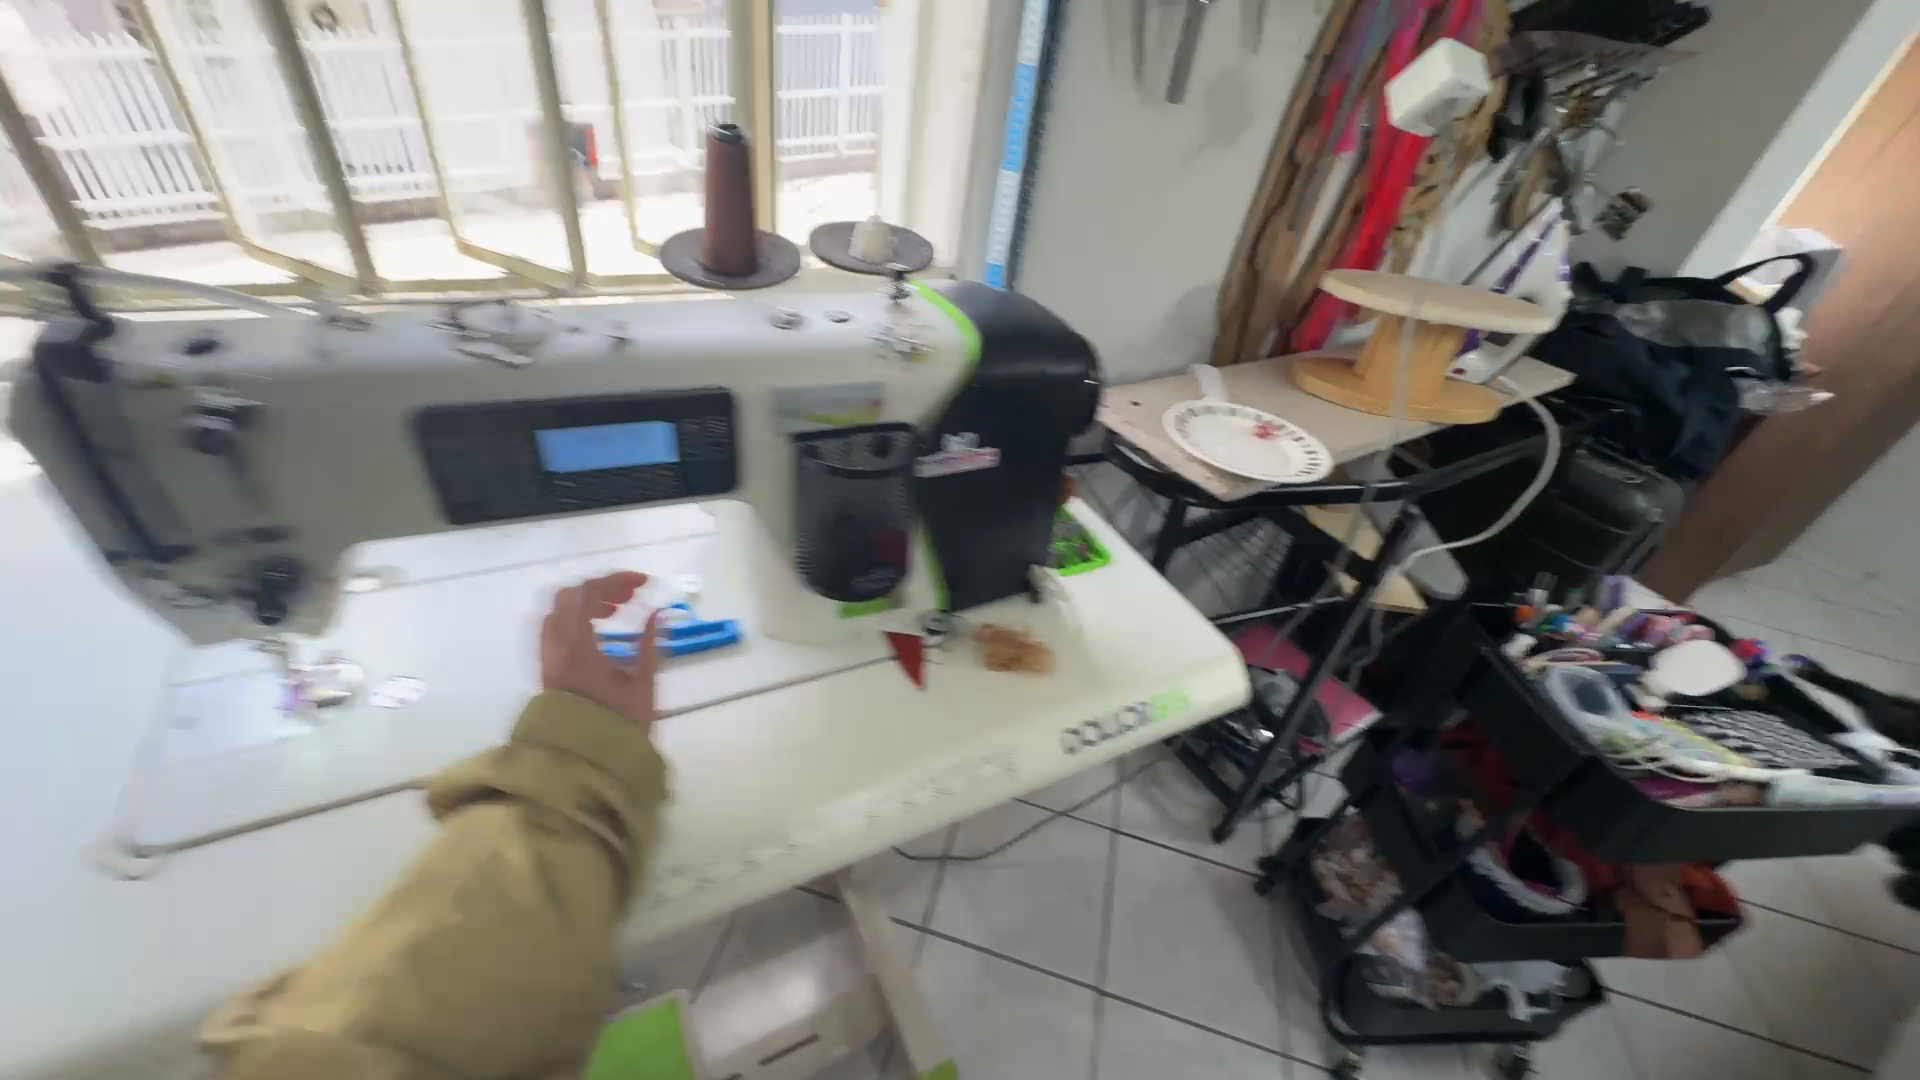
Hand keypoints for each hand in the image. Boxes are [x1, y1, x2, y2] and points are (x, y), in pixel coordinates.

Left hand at [540, 571, 661, 728]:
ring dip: (585, 601)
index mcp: (580, 647)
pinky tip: (598, 630)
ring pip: (556, 610)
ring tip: (615, 611)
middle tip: (629, 596)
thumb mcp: (643, 684)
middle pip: (568, 595)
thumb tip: (657, 612)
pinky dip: (574, 618)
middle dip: (600, 587)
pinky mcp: (547, 667)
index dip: (617, 580)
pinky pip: (554, 628)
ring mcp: (547, 657)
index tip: (644, 584)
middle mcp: (556, 646)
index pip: (588, 593)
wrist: (583, 762)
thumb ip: (650, 643)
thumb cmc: (619, 725)